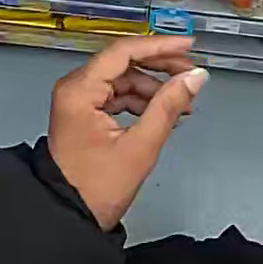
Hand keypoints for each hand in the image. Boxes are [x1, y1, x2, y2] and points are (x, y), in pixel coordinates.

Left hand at [49, 35, 208, 230]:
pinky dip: (140, 99)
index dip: (159, 46)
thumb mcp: (140, 147)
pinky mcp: (84, 111)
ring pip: (122, 78)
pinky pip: (116, 94)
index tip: (188, 46)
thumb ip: (168, 107)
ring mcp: (78, 98)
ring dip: (153, 86)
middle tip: (190, 74)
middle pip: (123, 61)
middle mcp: (75, 87)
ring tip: (182, 101)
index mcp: (80, 89)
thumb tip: (195, 77)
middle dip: (159, 66)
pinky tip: (162, 111)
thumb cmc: (96, 188)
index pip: (123, 51)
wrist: (66, 218)